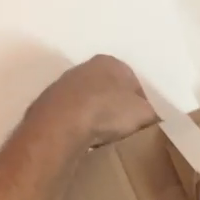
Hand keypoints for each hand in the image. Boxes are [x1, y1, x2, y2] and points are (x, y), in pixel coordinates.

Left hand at [22, 55, 153, 146]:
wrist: (63, 123)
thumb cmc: (109, 111)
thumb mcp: (143, 113)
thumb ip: (151, 112)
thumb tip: (151, 117)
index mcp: (112, 62)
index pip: (133, 81)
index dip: (140, 103)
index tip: (142, 122)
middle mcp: (86, 67)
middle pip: (108, 89)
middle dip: (115, 106)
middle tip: (122, 129)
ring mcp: (64, 84)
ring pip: (87, 101)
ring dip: (94, 115)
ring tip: (101, 135)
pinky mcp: (49, 103)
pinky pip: (71, 114)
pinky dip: (78, 124)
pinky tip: (82, 138)